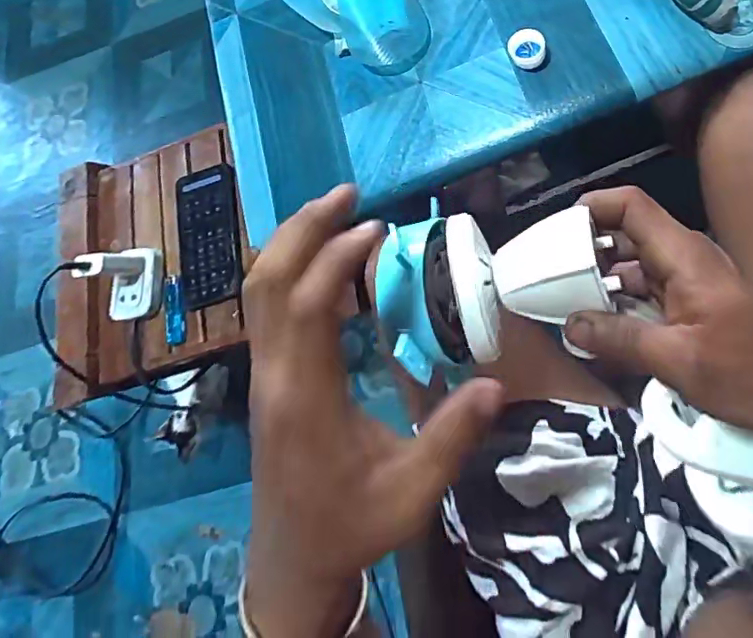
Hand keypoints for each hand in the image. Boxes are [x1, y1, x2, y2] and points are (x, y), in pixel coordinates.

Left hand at [243, 185, 504, 637]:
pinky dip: (290, 266)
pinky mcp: (266, 372)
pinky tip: (325, 257)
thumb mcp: (410, 494)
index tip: (376, 228)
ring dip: (291, 241)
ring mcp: (263, 371)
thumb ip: (451, 439)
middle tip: (346, 193)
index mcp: (304, 396)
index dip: (336, 258)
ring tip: (333, 209)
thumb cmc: (350, 525)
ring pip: (259, 289)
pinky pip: (267, 304)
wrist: (292, 559)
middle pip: (268, 281)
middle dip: (303, 228)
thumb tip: (493, 384)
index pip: (306, 306)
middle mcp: (273, 373)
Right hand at [565, 186, 752, 432]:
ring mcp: (690, 275)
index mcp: (681, 255)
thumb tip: (570, 325)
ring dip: (603, 276)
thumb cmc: (752, 370)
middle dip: (587, 246)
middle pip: (626, 231)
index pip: (630, 205)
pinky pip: (649, 284)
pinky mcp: (695, 296)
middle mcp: (683, 254)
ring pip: (635, 260)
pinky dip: (623, 296)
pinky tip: (603, 321)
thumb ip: (620, 339)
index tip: (558, 230)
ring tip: (567, 299)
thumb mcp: (679, 361)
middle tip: (552, 271)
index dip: (592, 207)